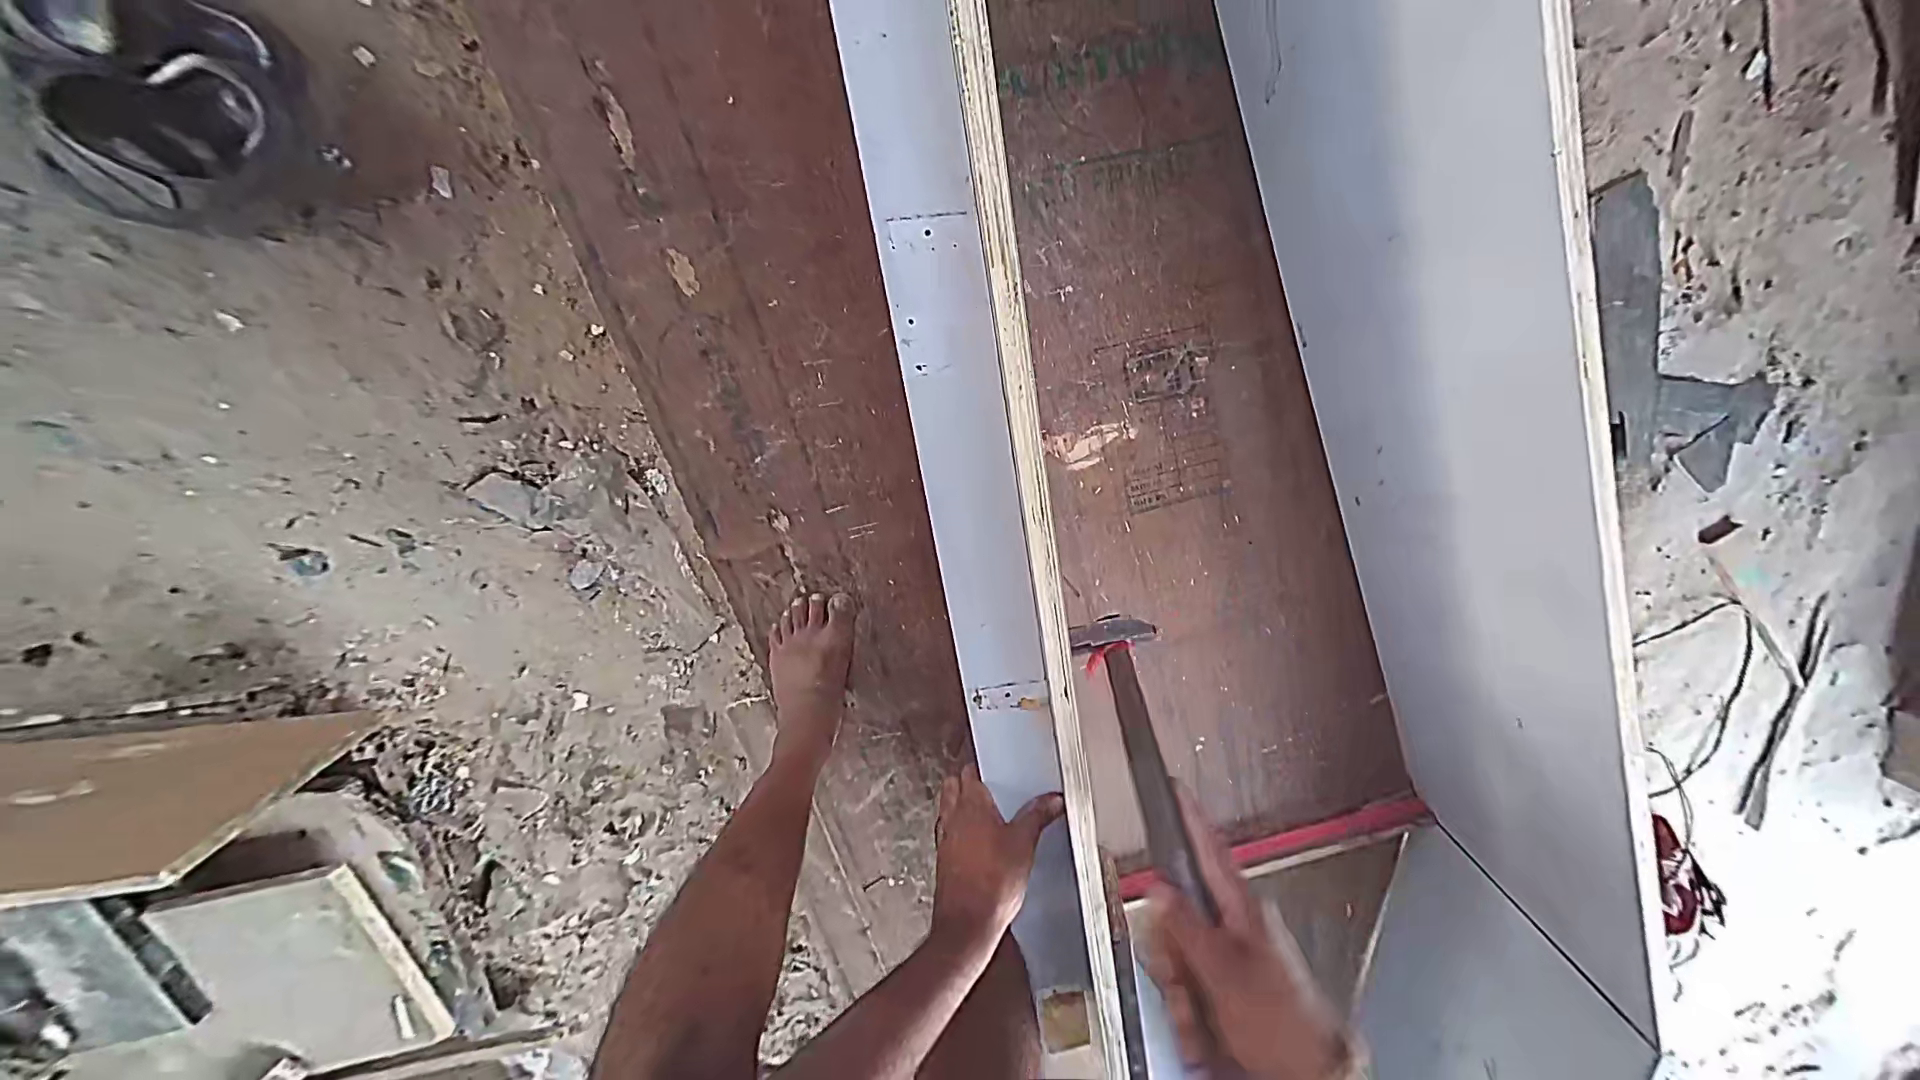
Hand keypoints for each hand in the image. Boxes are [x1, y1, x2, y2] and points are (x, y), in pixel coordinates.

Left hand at [930, 765, 1064, 942]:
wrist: (967, 924)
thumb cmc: (990, 884)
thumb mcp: (1024, 844)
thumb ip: (1037, 816)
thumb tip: (1052, 800)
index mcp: (971, 804)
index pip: (969, 771)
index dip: (980, 767)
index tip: (993, 767)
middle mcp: (953, 817)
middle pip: (953, 785)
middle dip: (966, 781)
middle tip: (988, 785)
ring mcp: (946, 838)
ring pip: (948, 808)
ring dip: (960, 804)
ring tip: (985, 812)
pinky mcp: (945, 859)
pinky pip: (949, 832)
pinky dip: (959, 829)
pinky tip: (977, 842)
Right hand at [1144, 793, 1357, 1079]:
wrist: (1308, 1073)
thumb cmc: (1283, 1021)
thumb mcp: (1223, 970)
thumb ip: (1185, 924)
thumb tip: (1158, 887)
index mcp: (1240, 907)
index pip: (1208, 847)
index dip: (1190, 815)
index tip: (1174, 786)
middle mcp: (1232, 925)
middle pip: (1175, 911)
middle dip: (1168, 950)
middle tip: (1181, 979)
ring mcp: (1228, 955)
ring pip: (1174, 950)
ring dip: (1177, 988)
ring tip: (1200, 1018)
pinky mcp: (1223, 982)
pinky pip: (1185, 979)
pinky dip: (1187, 1009)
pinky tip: (1204, 1030)